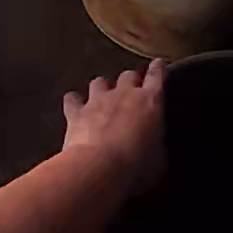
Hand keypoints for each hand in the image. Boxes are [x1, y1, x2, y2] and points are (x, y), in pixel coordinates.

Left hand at [63, 60, 164, 190]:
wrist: (100, 168)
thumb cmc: (138, 167)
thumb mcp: (159, 160)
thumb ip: (157, 146)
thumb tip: (155, 149)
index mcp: (150, 102)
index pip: (156, 76)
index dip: (158, 69)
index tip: (158, 64)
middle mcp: (124, 94)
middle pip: (127, 75)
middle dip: (130, 80)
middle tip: (131, 89)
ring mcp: (97, 100)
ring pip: (99, 82)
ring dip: (102, 87)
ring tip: (102, 97)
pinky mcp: (76, 112)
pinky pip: (72, 99)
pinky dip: (74, 102)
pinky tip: (74, 106)